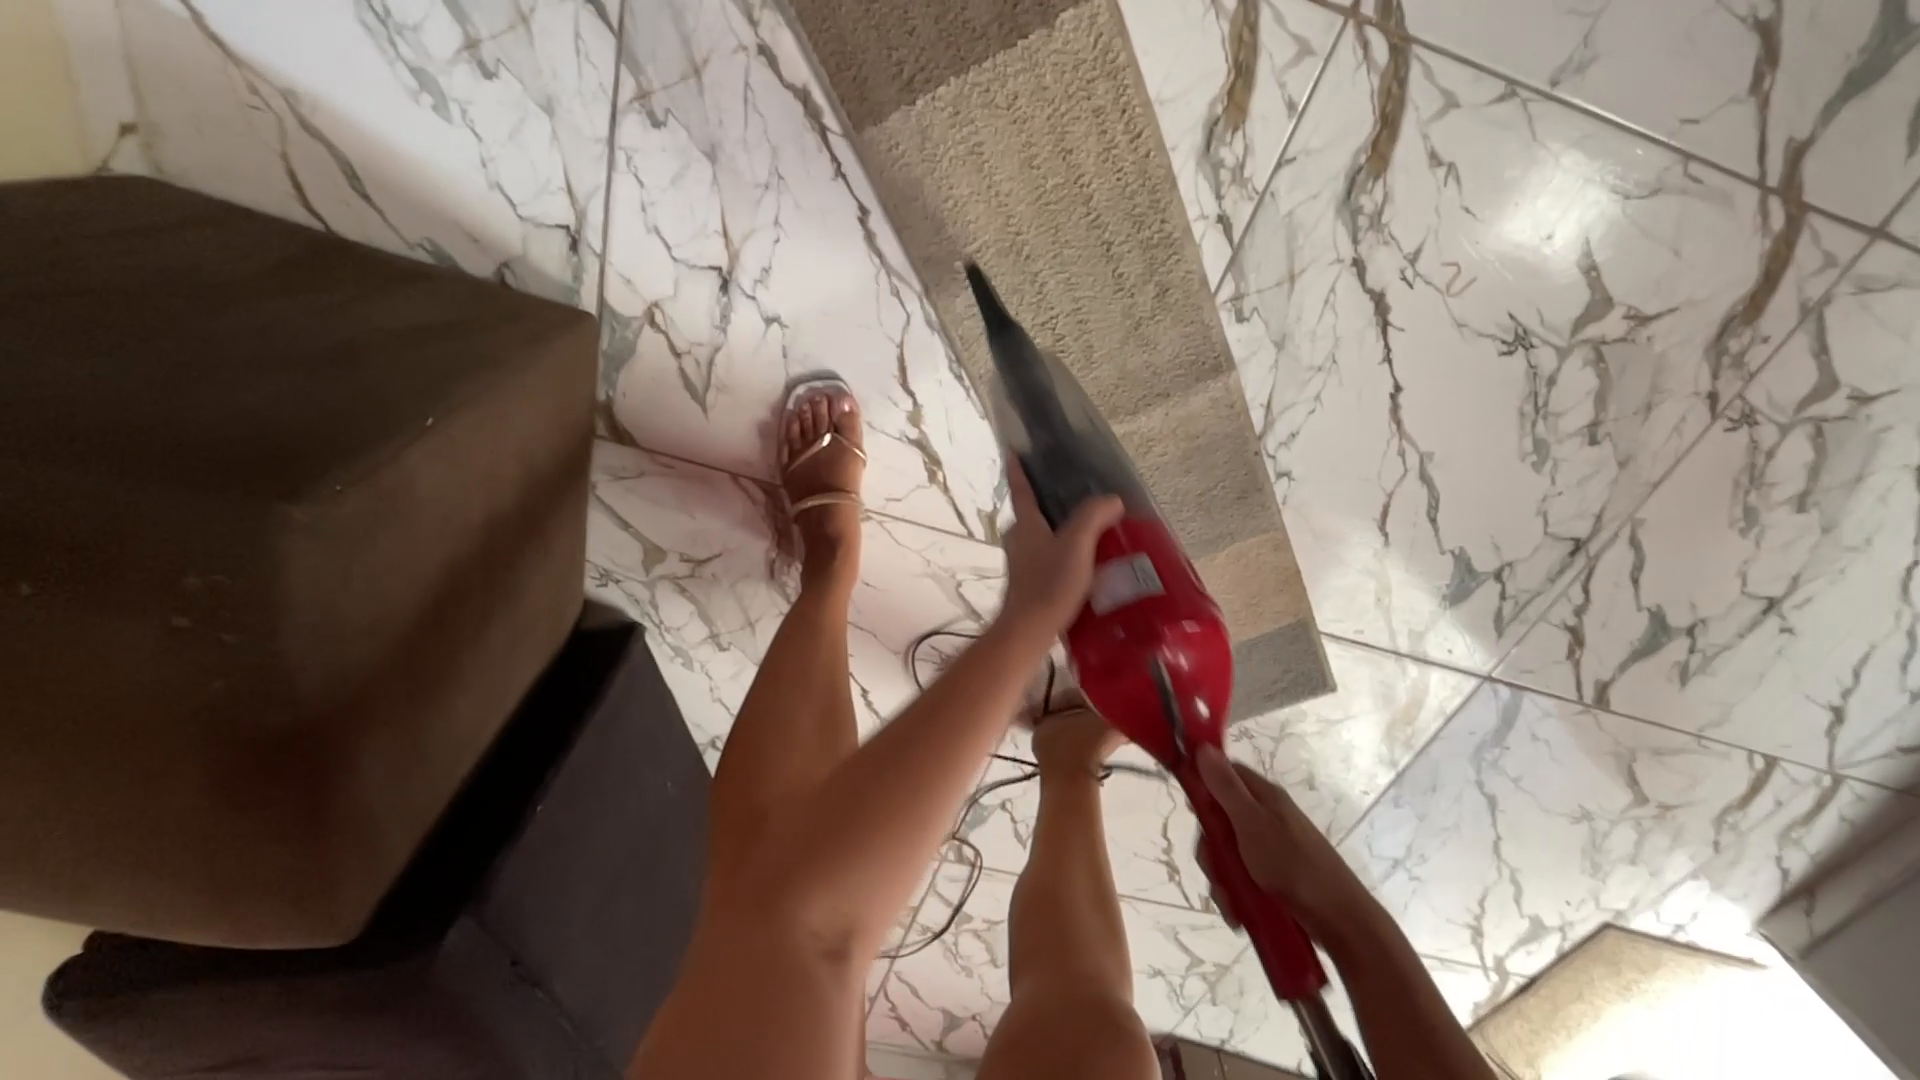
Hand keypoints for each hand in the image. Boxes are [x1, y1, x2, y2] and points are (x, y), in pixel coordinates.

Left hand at [995, 460, 1123, 640]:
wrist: (1029, 630)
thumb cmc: (1049, 584)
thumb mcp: (1076, 545)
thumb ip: (1093, 517)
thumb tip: (1112, 500)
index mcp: (1026, 524)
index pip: (1021, 489)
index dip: (1019, 468)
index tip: (1014, 449)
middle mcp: (1019, 539)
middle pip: (1034, 512)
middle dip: (1051, 500)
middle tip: (1077, 490)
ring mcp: (1023, 562)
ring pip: (1043, 536)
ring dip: (1062, 529)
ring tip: (1091, 526)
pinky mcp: (1031, 583)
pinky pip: (1050, 557)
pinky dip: (1065, 552)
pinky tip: (1087, 560)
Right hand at [1194, 745, 1377, 939]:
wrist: (1339, 920)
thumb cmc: (1294, 865)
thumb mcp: (1252, 823)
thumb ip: (1226, 788)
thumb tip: (1202, 747)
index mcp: (1263, 797)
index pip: (1225, 774)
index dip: (1203, 785)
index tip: (1192, 809)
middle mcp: (1264, 818)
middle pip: (1219, 819)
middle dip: (1210, 847)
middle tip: (1214, 866)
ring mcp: (1268, 848)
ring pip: (1226, 853)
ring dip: (1221, 877)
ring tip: (1230, 899)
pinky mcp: (1270, 876)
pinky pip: (1239, 877)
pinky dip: (1234, 894)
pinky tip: (1238, 912)